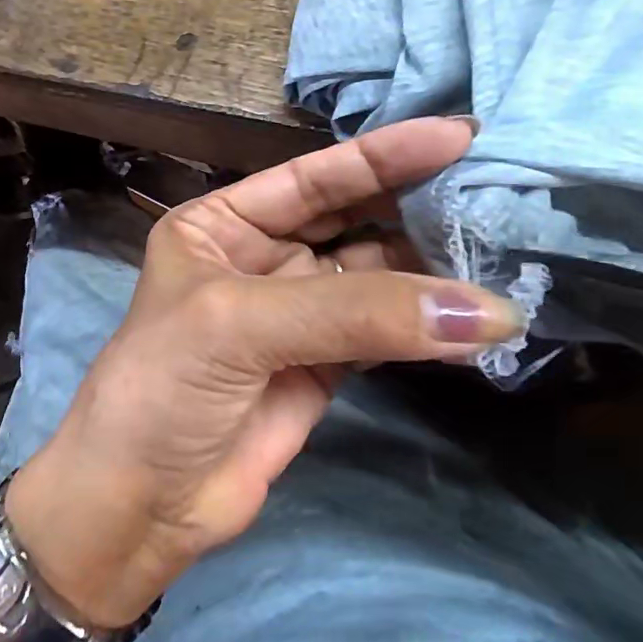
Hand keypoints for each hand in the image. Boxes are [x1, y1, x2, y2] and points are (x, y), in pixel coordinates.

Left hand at [4, 117, 524, 627]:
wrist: (139, 506)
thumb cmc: (164, 387)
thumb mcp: (241, 325)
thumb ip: (356, 312)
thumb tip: (486, 310)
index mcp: (224, 223)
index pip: (315, 177)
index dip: (385, 155)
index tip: (460, 135)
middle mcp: (263, 257)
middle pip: (353, 219)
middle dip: (417, 206)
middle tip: (498, 190)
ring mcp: (297, 314)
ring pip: (377, 277)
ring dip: (433, 271)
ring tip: (503, 255)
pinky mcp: (325, 367)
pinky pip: (386, 333)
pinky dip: (428, 327)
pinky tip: (475, 319)